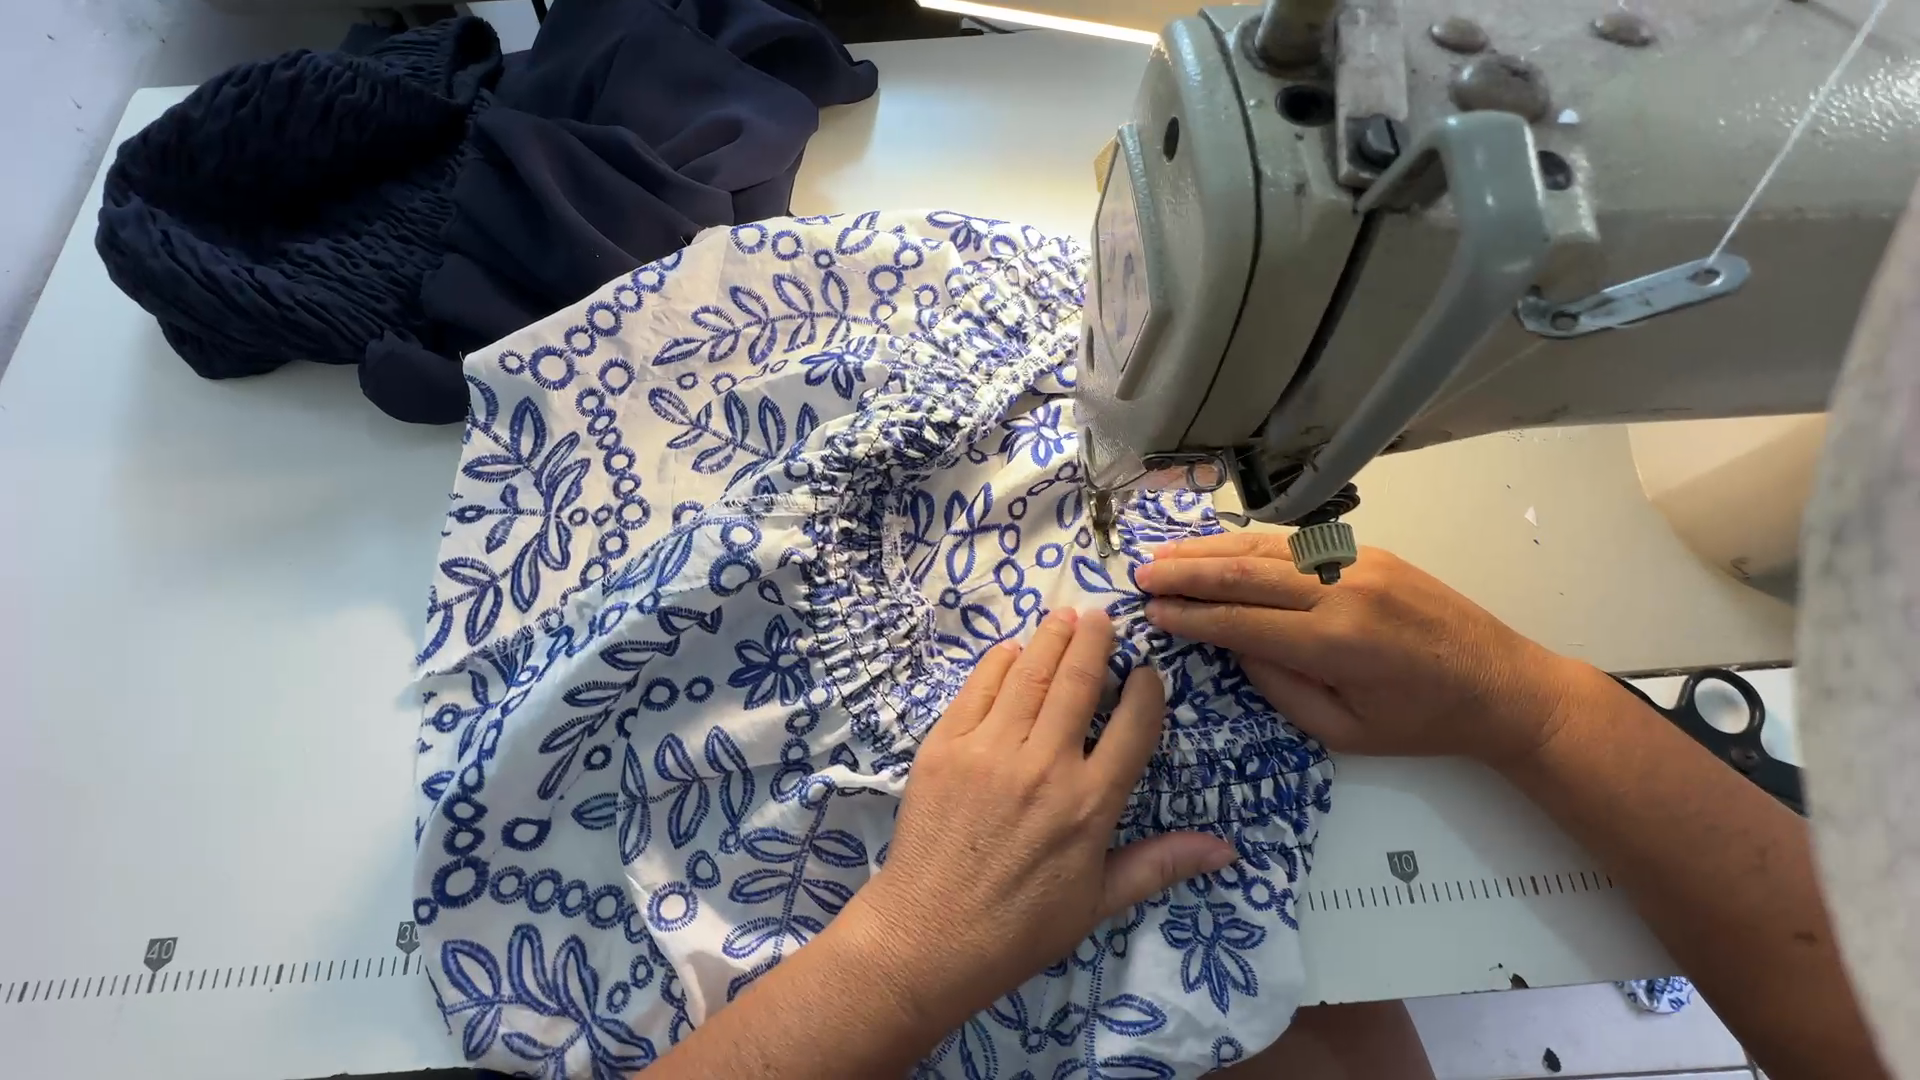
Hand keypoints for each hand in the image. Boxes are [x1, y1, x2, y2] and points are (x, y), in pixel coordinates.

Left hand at [838, 608, 1236, 1031]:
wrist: (929, 936)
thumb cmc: (1021, 925)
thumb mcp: (1099, 901)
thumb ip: (1160, 864)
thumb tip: (1227, 849)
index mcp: (1091, 803)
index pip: (1133, 724)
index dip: (1145, 689)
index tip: (1147, 671)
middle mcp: (1044, 764)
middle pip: (1078, 681)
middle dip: (1094, 639)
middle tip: (1100, 614)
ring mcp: (989, 749)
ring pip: (1029, 674)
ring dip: (1050, 638)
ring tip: (1063, 615)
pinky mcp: (945, 745)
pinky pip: (978, 689)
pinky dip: (998, 663)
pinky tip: (1010, 650)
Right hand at [1136, 533, 1585, 768]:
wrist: (1504, 685)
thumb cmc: (1419, 722)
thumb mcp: (1342, 730)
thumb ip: (1279, 686)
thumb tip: (1234, 642)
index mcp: (1336, 642)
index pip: (1241, 621)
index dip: (1191, 617)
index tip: (1152, 613)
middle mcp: (1342, 589)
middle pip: (1244, 573)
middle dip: (1186, 573)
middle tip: (1141, 575)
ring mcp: (1356, 561)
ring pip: (1264, 548)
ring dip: (1208, 550)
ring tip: (1164, 554)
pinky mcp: (1366, 550)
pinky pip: (1293, 543)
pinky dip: (1246, 543)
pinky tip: (1216, 547)